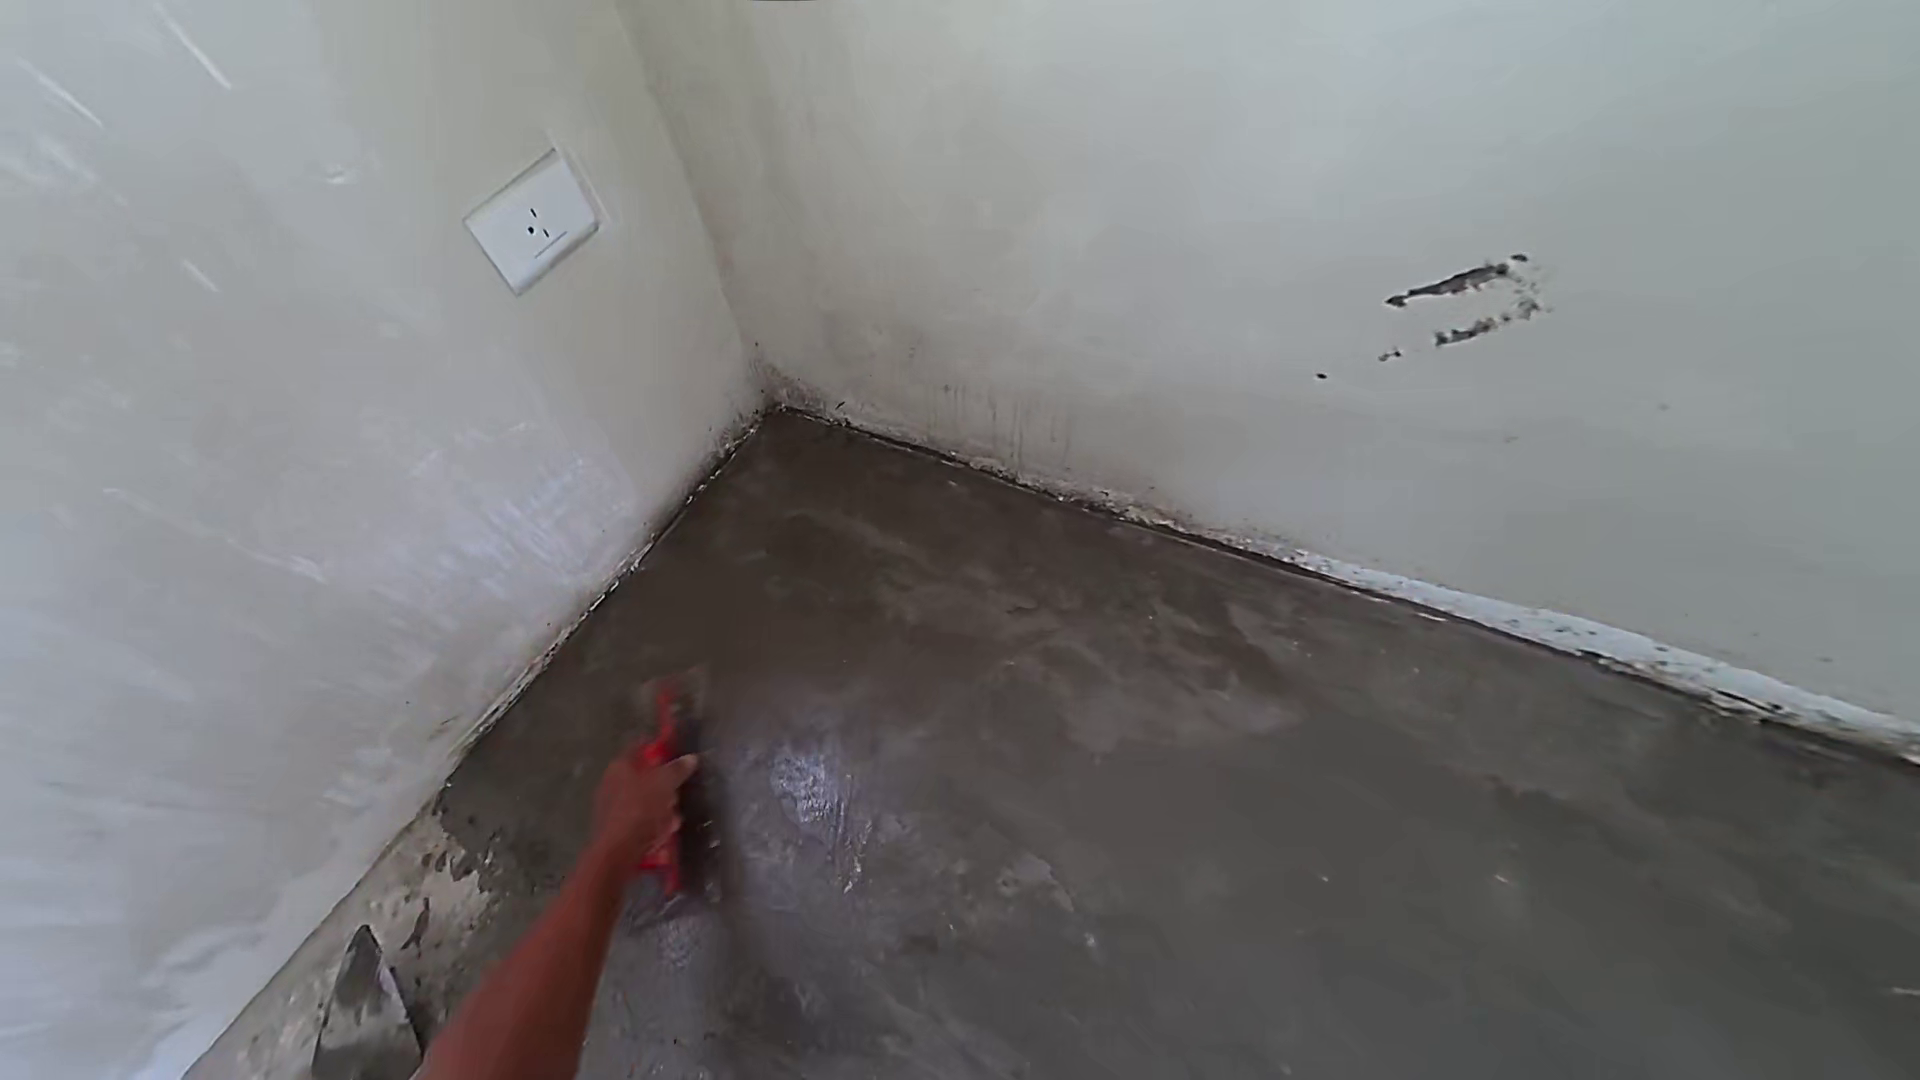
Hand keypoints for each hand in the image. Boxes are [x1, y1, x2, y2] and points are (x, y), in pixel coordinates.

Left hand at [586, 750, 697, 873]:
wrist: (619, 854)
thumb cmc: (641, 809)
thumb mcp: (666, 782)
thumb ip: (678, 768)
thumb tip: (690, 758)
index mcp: (621, 765)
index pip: (642, 746)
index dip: (660, 745)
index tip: (678, 748)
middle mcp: (612, 783)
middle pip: (644, 774)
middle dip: (664, 779)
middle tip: (681, 784)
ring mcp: (612, 807)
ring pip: (644, 797)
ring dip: (662, 802)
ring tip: (677, 812)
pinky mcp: (616, 829)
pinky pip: (641, 818)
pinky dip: (655, 821)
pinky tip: (667, 829)